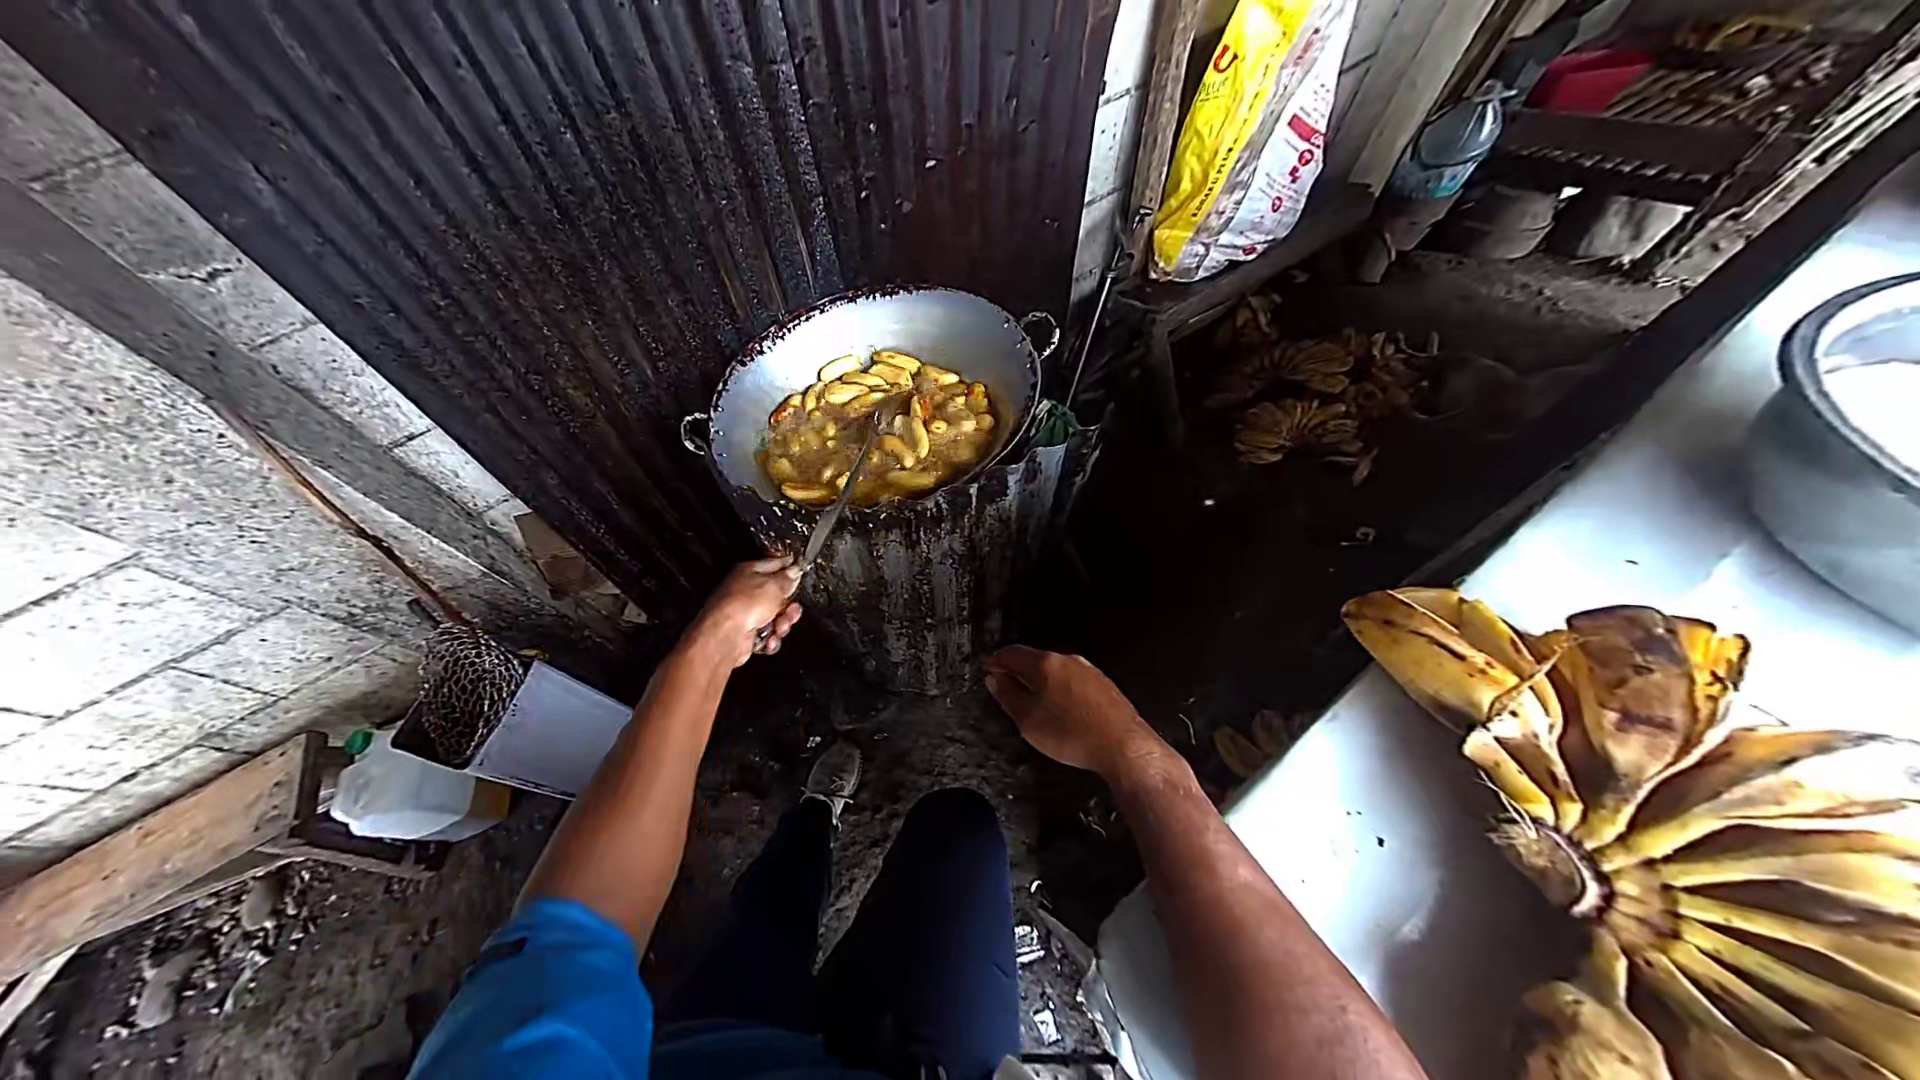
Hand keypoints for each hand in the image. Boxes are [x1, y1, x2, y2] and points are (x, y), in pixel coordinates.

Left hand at [687, 556, 803, 668]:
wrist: (725, 636)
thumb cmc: (742, 605)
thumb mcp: (774, 585)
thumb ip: (787, 578)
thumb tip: (794, 572)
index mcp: (748, 572)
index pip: (773, 565)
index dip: (788, 568)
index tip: (799, 571)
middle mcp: (744, 592)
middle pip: (776, 596)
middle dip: (788, 606)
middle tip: (790, 609)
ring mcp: (744, 614)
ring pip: (775, 618)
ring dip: (782, 625)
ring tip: (779, 627)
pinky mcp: (745, 634)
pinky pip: (768, 636)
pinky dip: (771, 639)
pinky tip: (769, 639)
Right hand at [983, 646, 1171, 779]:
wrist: (1122, 746)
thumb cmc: (1075, 735)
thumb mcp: (1027, 720)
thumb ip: (1007, 695)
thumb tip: (996, 680)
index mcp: (1045, 664)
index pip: (1011, 652)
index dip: (996, 661)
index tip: (989, 668)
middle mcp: (1068, 660)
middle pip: (1034, 659)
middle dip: (1018, 671)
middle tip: (1006, 686)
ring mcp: (1088, 671)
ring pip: (1055, 671)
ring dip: (1040, 682)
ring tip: (1034, 705)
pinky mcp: (1103, 685)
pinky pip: (1073, 682)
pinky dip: (1060, 690)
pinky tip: (1061, 711)